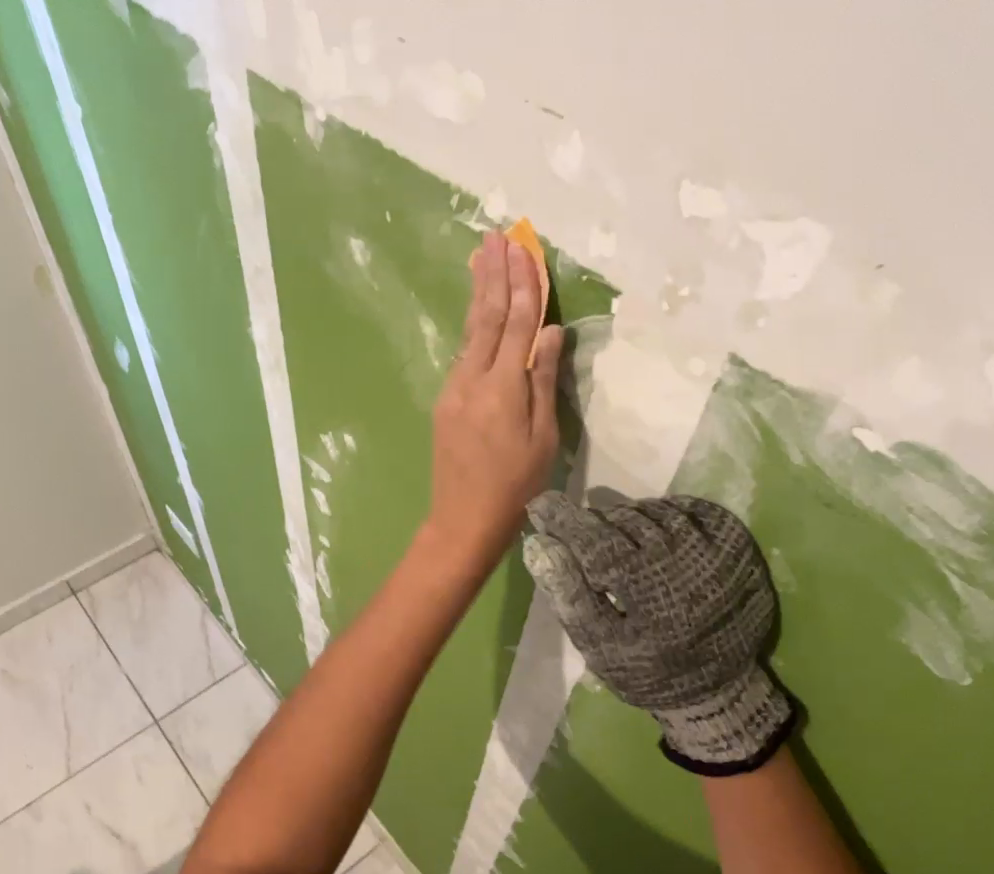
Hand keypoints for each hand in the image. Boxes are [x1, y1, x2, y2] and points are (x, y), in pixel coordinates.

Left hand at [419, 231, 564, 565]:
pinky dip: (473, 324)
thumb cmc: (515, 486)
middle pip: (485, 317)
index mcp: (502, 387)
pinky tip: (476, 309)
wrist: (463, 520)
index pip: (516, 324)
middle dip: (494, 274)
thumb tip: (547, 331)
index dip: (522, 285)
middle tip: (496, 235)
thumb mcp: (543, 437)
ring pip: (470, 331)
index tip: (524, 248)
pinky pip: (463, 352)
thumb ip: (542, 381)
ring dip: (478, 292)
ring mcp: (454, 389)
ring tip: (481, 256)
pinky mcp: (445, 401)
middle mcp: (472, 379)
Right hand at [522, 492, 796, 774]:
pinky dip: (667, 512)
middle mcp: (684, 564)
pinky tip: (652, 526)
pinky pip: (696, 511)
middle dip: (594, 521)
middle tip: (576, 530)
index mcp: (647, 592)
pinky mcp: (738, 549)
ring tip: (612, 532)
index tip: (540, 506)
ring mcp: (716, 553)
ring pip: (658, 512)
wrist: (717, 691)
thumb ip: (568, 593)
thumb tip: (539, 543)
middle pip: (626, 521)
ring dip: (628, 516)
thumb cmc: (647, 672)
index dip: (564, 520)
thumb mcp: (599, 644)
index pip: (594, 541)